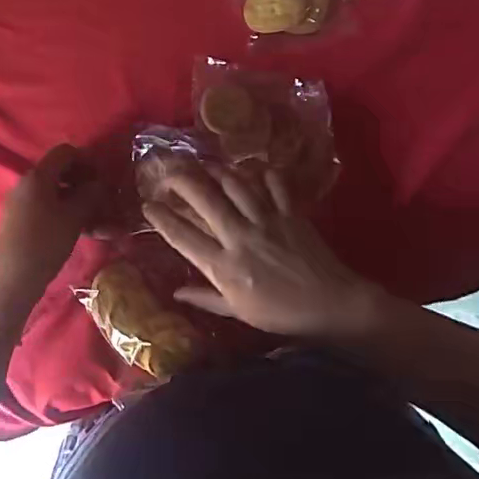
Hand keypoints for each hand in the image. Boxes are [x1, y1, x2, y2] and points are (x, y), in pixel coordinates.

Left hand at [0, 144, 103, 327]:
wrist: (13, 279)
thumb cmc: (46, 242)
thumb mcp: (74, 217)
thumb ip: (90, 195)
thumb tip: (100, 183)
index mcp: (37, 176)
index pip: (64, 152)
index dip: (87, 160)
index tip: (103, 176)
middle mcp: (26, 183)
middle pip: (59, 171)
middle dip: (83, 181)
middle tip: (103, 197)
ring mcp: (21, 202)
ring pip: (54, 192)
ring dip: (77, 200)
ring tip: (97, 218)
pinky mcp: (20, 220)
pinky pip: (46, 207)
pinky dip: (65, 212)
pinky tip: (82, 229)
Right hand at [143, 164, 387, 340]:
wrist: (331, 305)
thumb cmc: (280, 314)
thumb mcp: (238, 313)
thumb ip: (206, 298)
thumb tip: (176, 291)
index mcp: (224, 266)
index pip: (182, 235)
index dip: (161, 217)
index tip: (147, 205)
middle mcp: (240, 237)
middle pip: (204, 199)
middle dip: (180, 180)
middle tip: (167, 172)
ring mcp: (267, 220)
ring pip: (235, 184)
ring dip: (214, 170)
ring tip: (201, 165)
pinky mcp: (291, 211)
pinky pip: (273, 183)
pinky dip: (260, 172)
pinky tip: (249, 168)